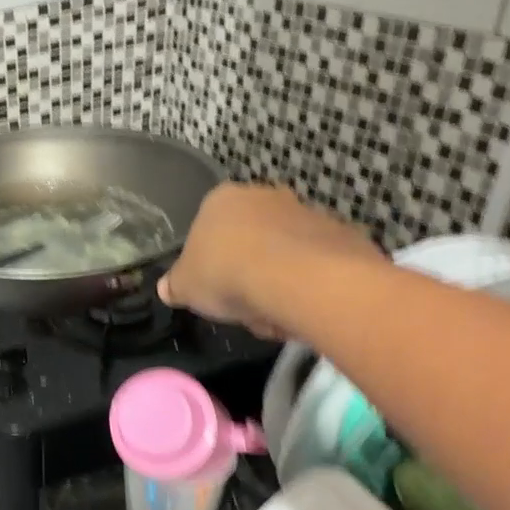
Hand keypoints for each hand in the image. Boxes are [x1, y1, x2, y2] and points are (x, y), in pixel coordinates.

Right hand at [157, 185, 383, 337]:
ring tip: (275, 314)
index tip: (214, 287)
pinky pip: (317, 264)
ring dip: (279, 281)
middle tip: (244, 304)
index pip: (209, 227)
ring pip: (285, 253)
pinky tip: (302, 309)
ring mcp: (307, 211)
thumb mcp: (184, 287)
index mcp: (222, 200)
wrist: (299, 279)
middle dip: (248, 269)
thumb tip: (167, 288)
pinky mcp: (342, 233)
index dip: (210, 261)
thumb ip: (175, 285)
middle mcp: (265, 195)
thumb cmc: (226, 273)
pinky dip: (310, 285)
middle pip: (251, 238)